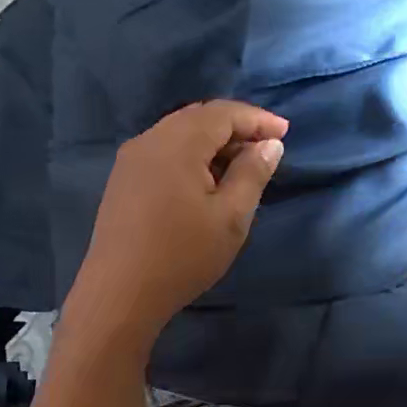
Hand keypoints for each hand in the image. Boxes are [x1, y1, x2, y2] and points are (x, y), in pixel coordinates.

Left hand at [68, 100, 287, 344]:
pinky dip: (191, 157)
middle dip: (235, 127)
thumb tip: (270, 144)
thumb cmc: (183, 256)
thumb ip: (252, 174)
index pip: (223, 113)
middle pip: (198, 118)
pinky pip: (164, 153)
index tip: (285, 132)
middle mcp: (150, 140)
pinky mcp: (123, 181)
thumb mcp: (230, 218)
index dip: (257, 119)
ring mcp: (131, 160)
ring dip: (213, 143)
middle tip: (266, 148)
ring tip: (240, 167)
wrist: (121, 293)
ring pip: (179, 135)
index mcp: (178, 143)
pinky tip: (205, 182)